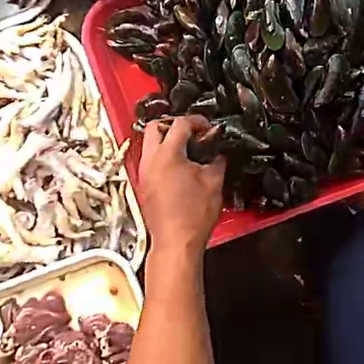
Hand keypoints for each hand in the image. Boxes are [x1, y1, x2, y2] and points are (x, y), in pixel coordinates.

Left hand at [136, 117, 224, 253]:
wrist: (177, 241)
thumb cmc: (194, 214)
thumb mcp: (215, 181)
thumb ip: (217, 159)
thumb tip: (218, 151)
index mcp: (167, 156)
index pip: (180, 124)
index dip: (198, 122)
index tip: (209, 128)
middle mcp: (150, 161)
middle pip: (155, 127)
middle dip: (176, 125)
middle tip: (195, 132)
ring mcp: (144, 173)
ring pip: (150, 143)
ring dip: (168, 139)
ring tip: (190, 148)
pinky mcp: (145, 184)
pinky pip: (151, 159)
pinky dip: (165, 155)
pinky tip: (183, 165)